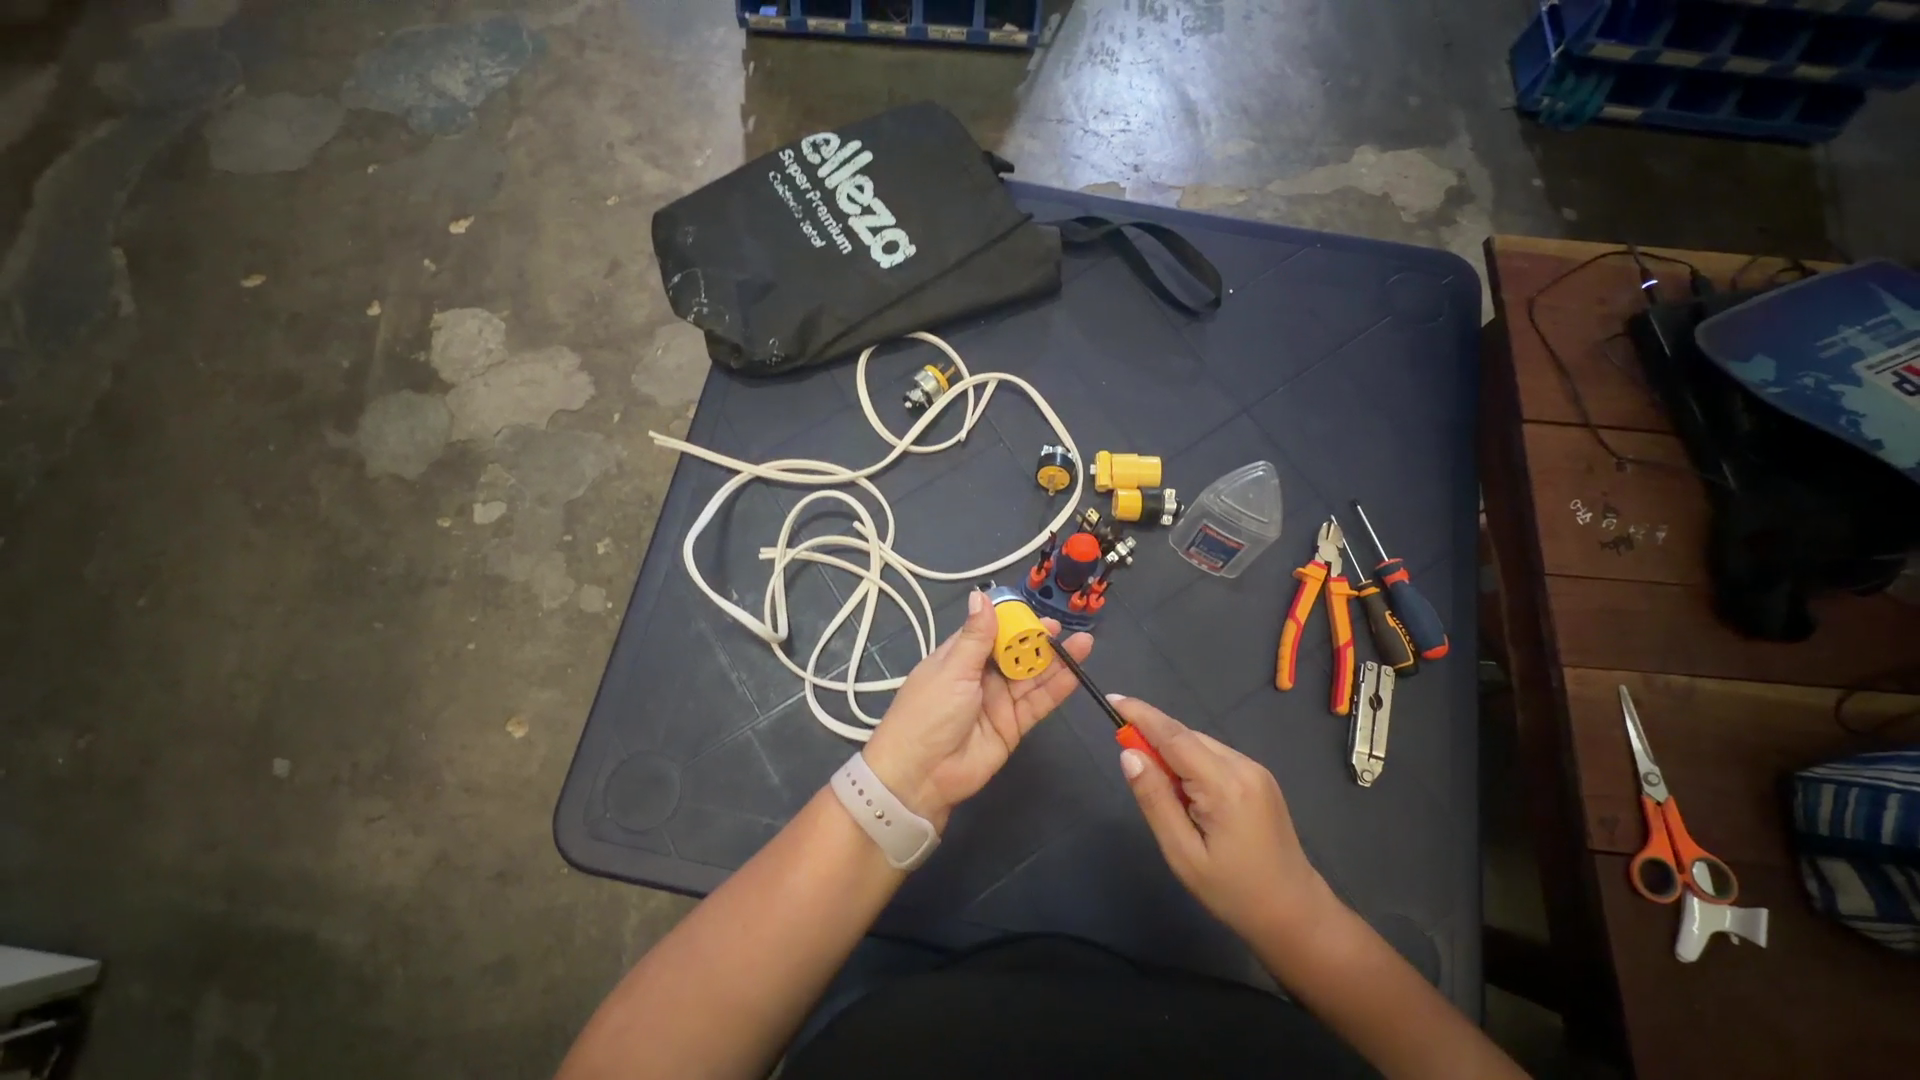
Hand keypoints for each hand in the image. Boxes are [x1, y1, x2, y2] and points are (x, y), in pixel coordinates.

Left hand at [861, 590, 1092, 831]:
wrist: (921, 775)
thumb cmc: (928, 714)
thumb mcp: (952, 670)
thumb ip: (976, 637)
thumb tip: (981, 596)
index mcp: (958, 658)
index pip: (990, 631)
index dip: (1011, 621)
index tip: (1033, 612)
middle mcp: (980, 677)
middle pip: (1015, 653)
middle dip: (1037, 640)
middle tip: (1061, 629)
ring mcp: (998, 702)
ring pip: (1032, 676)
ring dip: (1055, 661)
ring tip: (1082, 644)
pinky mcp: (1013, 726)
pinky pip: (1038, 703)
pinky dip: (1057, 688)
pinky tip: (1075, 672)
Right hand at [1112, 696, 1335, 944]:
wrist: (1294, 912)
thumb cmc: (1232, 891)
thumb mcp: (1182, 853)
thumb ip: (1155, 800)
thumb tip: (1129, 754)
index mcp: (1224, 786)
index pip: (1174, 736)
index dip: (1141, 715)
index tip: (1113, 700)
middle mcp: (1243, 767)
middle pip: (1187, 736)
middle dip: (1152, 735)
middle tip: (1125, 753)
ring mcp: (1256, 770)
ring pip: (1201, 745)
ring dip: (1172, 752)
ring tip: (1160, 790)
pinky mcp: (1260, 778)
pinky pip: (1215, 756)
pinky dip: (1191, 762)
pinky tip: (1185, 793)